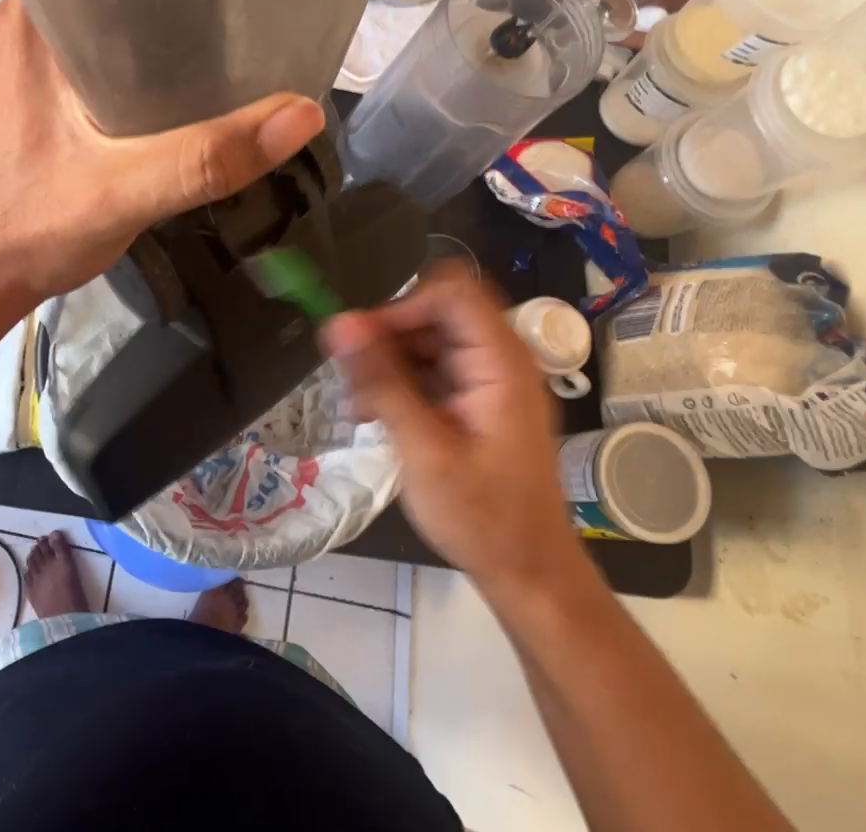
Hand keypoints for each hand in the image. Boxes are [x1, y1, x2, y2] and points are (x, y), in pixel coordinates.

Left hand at [0, 0, 324, 308]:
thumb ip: (208, 158)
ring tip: (210, 26)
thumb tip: (300, 116)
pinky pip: (77, 54)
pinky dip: (118, 58)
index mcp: (31, 23)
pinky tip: (160, 80)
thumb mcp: (125, 193)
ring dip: (140, 21)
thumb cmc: (30, 228)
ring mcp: (11, 62)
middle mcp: (15, 27)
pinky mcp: (17, 96)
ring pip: (89, 18)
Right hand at [321, 267, 581, 589]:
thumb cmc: (481, 516)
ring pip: (426, 345)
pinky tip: (371, 417)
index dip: (400, 307)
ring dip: (385, 367)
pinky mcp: (474, 405)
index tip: (360, 345)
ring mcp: (487, 383)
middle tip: (348, 380)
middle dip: (385, 340)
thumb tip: (338, 325)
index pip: (451, 293)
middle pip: (434, 316)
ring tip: (355, 407)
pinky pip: (430, 374)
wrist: (527, 571)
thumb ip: (381, 381)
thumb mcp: (422, 448)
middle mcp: (498, 361)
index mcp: (500, 363)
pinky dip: (398, 387)